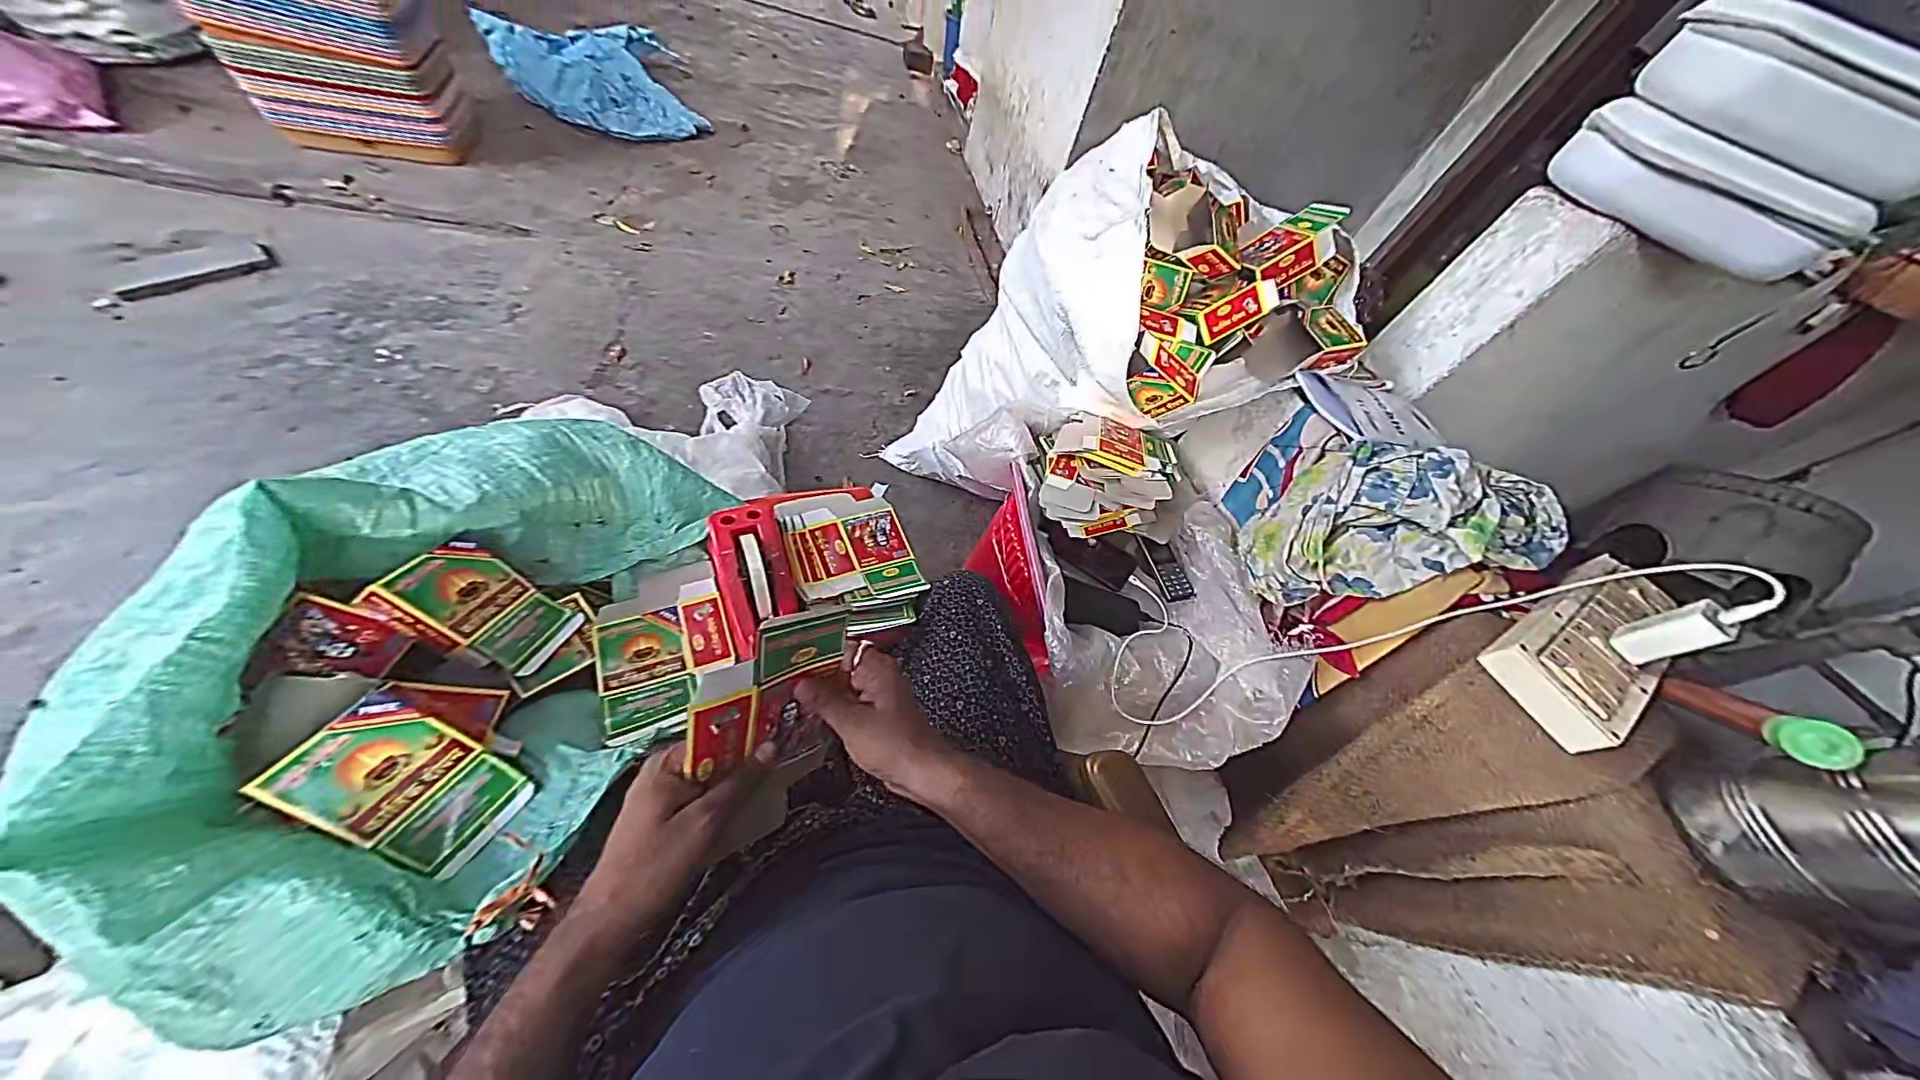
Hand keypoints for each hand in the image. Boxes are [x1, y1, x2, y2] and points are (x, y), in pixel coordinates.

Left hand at [574, 742, 767, 938]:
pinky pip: (702, 796)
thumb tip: (771, 745)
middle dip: (746, 762)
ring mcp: (661, 792)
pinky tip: (742, 813)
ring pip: (711, 777)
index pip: (718, 733)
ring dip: (737, 784)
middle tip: (782, 769)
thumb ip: (739, 782)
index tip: (783, 741)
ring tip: (769, 789)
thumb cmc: (655, 868)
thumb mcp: (705, 823)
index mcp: (667, 761)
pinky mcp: (663, 815)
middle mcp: (662, 769)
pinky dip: (722, 802)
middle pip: (716, 754)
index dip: (751, 735)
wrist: (610, 922)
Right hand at [795, 648, 952, 797]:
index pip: (839, 648)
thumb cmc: (896, 746)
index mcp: (877, 668)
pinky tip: (814, 716)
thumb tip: (801, 684)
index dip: (813, 654)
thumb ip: (823, 700)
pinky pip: (850, 702)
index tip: (790, 662)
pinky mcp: (877, 714)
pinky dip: (833, 707)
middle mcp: (880, 676)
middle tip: (785, 683)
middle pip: (840, 666)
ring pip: (844, 685)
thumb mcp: (851, 722)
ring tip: (792, 699)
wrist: (922, 772)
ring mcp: (879, 695)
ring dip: (822, 693)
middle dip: (814, 676)